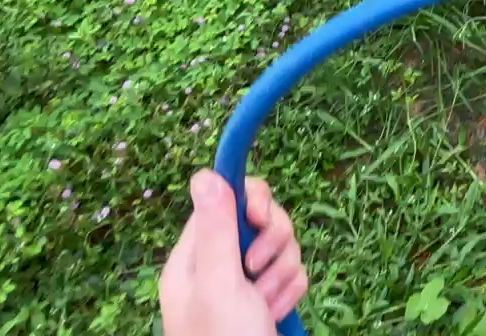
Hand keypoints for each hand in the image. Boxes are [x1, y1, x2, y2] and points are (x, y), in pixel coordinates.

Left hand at [159, 171, 308, 335]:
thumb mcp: (219, 285)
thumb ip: (216, 229)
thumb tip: (203, 172)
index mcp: (192, 260)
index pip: (226, 200)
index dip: (251, 202)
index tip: (260, 217)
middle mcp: (216, 267)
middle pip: (261, 219)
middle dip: (274, 242)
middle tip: (260, 272)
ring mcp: (243, 284)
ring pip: (282, 244)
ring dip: (283, 271)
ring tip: (268, 305)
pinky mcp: (267, 298)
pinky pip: (292, 270)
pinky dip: (290, 289)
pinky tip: (277, 313)